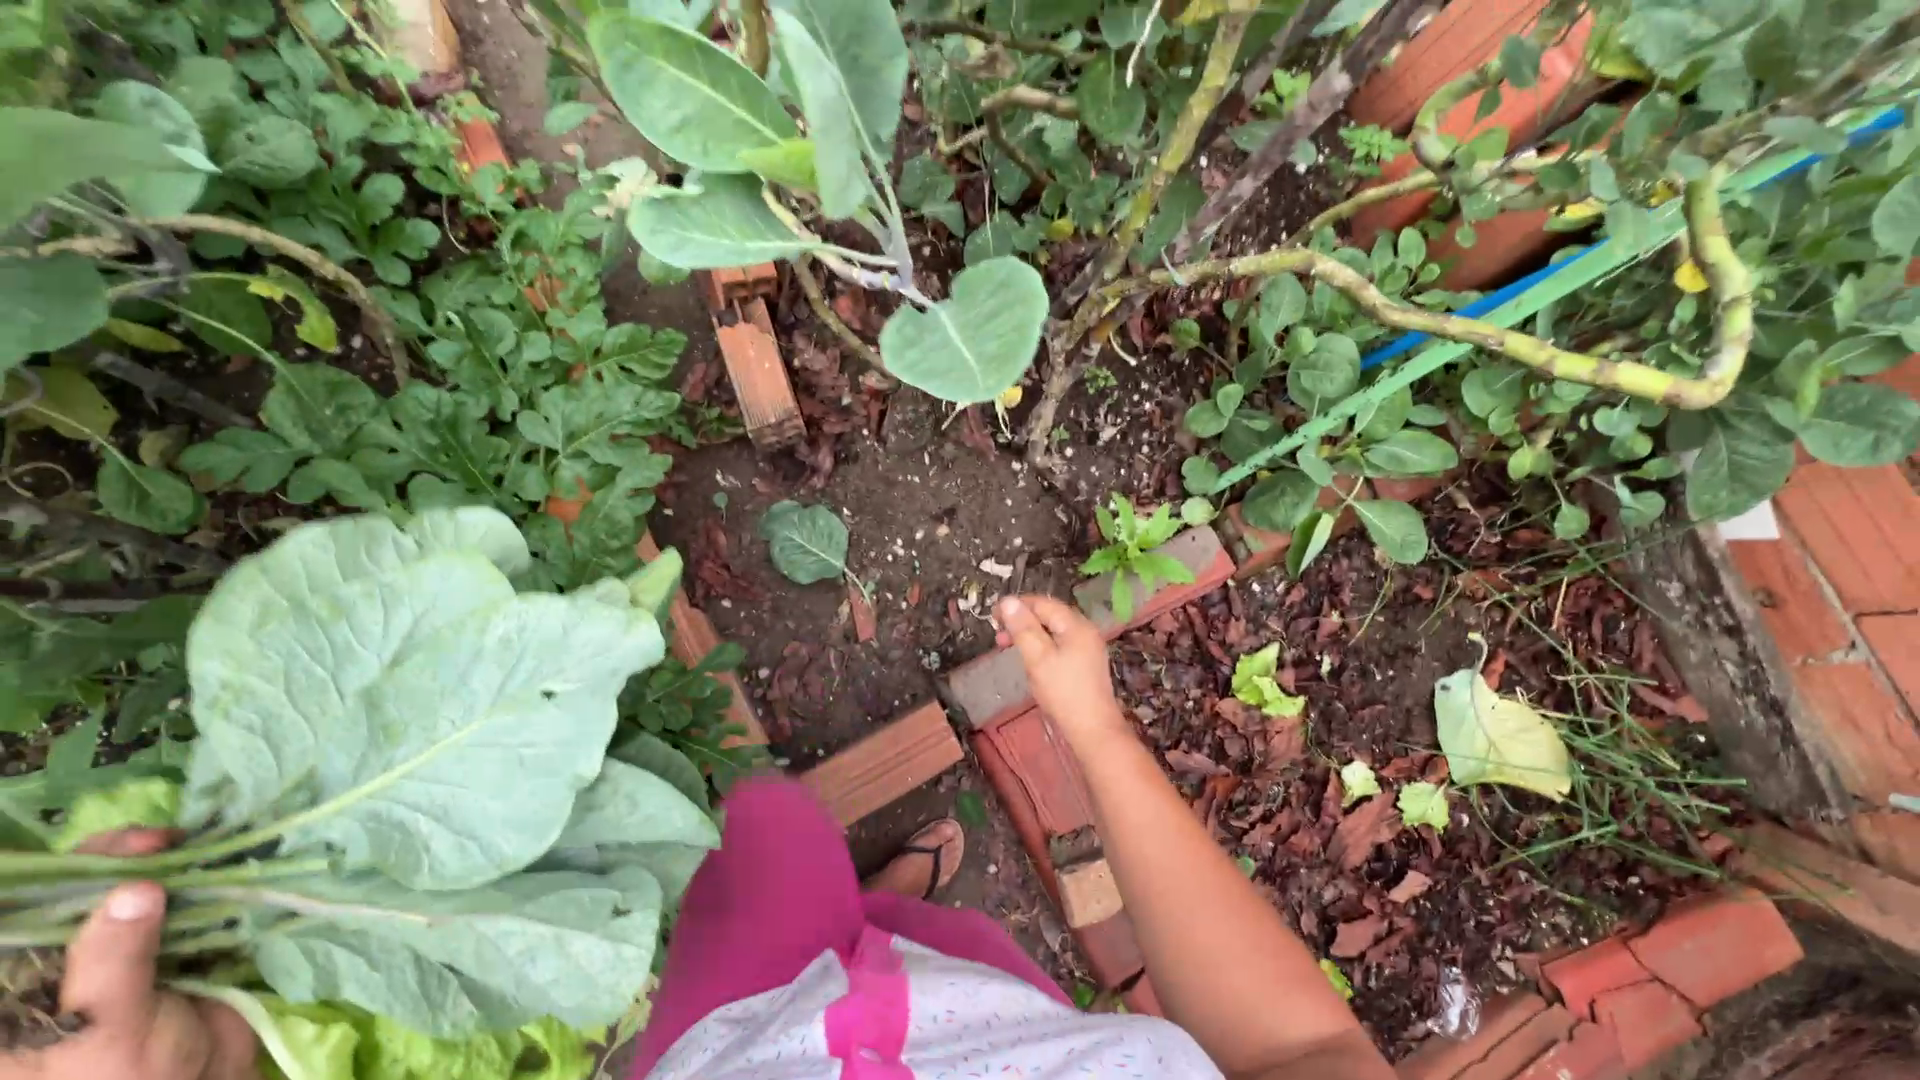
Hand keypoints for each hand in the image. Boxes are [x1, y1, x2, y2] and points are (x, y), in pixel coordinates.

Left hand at [0, 830, 257, 1079]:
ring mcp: (118, 947)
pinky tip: (211, 857)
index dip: (54, 874)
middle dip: (114, 858)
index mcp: (17, 983)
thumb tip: (138, 887)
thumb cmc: (127, 1076)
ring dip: (161, 860)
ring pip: (128, 886)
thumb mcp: (107, 1026)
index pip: (20, 912)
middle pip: (75, 889)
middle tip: (159, 841)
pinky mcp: (170, 940)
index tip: (109, 851)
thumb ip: (114, 960)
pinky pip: (178, 895)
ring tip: (187, 844)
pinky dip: (197, 872)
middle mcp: (60, 958)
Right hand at [995, 595, 1130, 745]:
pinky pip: (1060, 645)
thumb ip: (1023, 628)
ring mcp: (1088, 648)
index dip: (1017, 606)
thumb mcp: (1037, 658)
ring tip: (1010, 648)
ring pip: (1054, 631)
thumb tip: (1008, 601)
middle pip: (1050, 616)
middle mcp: (1085, 631)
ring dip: (1030, 635)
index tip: (993, 617)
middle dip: (1022, 621)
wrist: (1092, 729)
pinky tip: (1031, 660)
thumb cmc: (1063, 691)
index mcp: (1076, 625)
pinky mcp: (1086, 663)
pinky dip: (1042, 646)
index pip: (1043, 604)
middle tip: (999, 636)